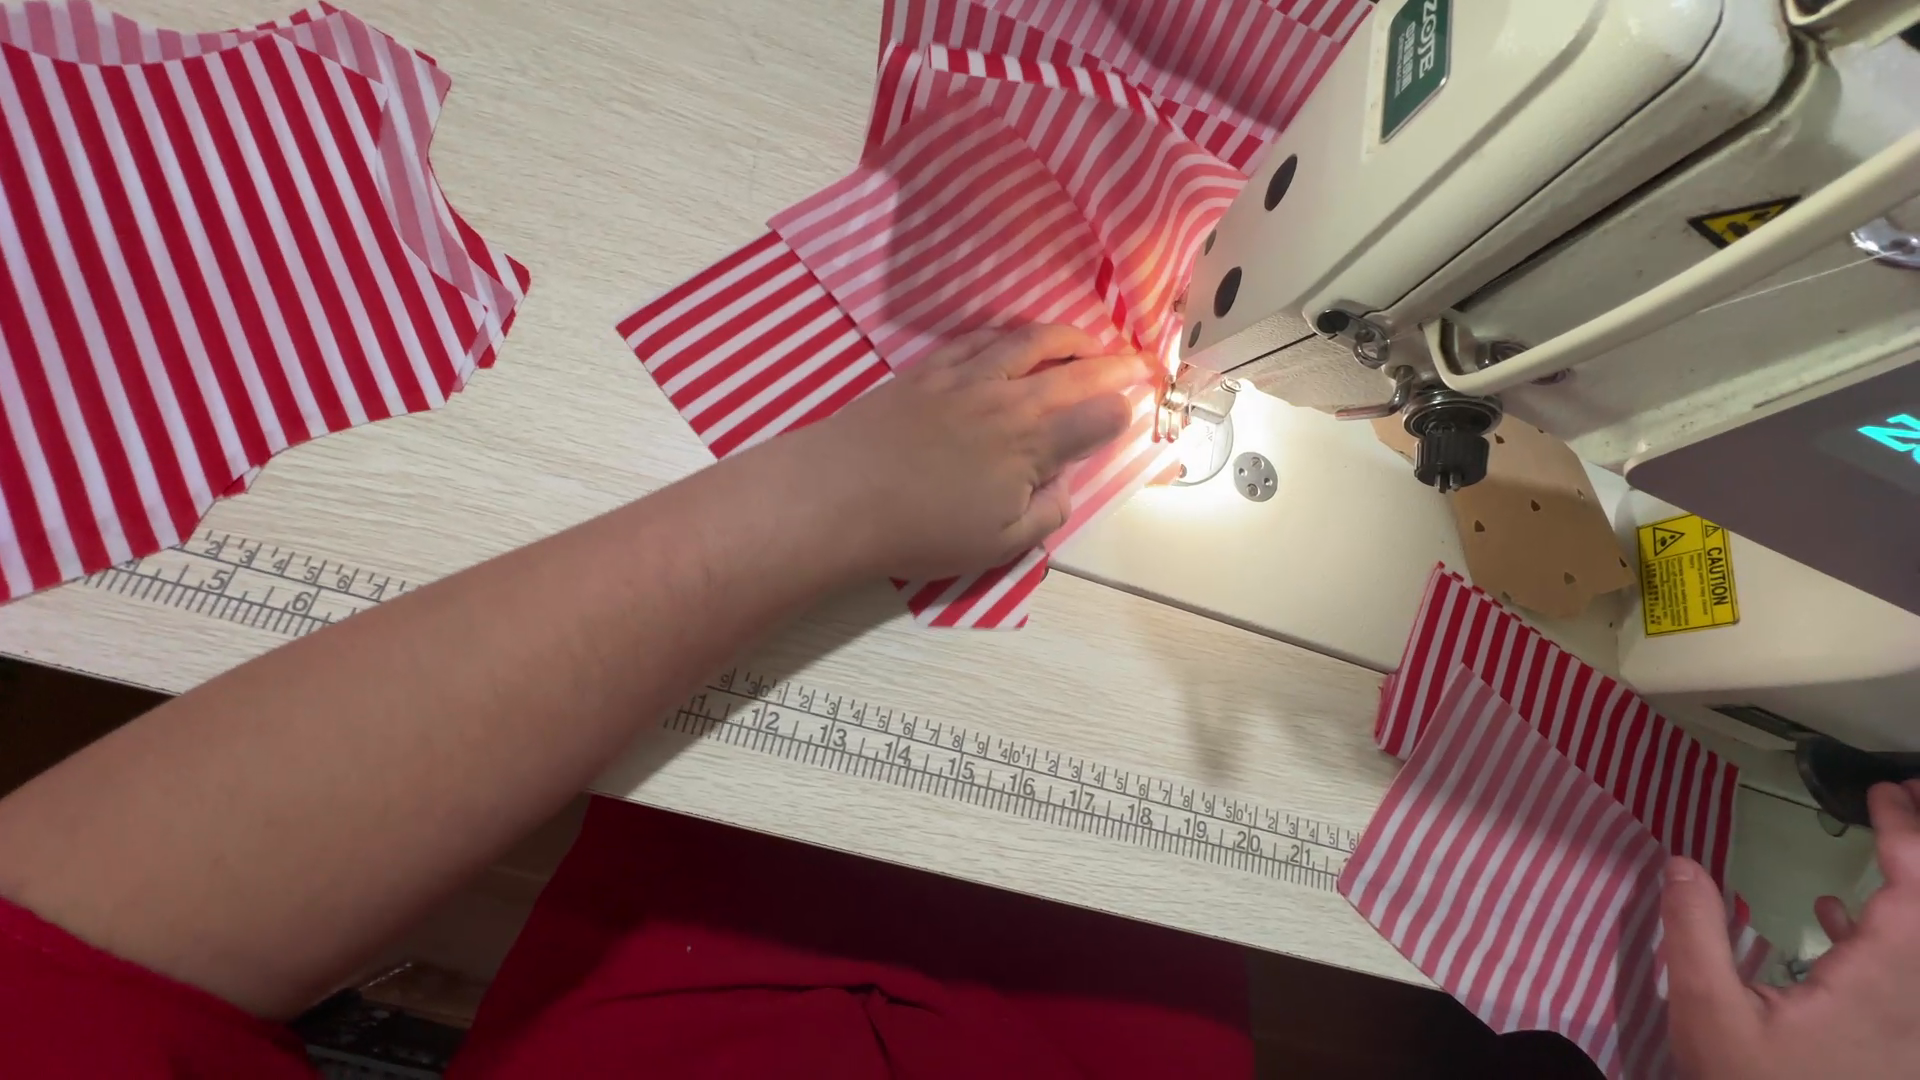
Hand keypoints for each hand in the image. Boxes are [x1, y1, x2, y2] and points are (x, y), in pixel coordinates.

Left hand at [776, 325, 1148, 580]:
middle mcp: (1009, 399)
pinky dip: (1008, 334)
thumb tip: (1063, 484)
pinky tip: (1013, 338)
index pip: (1097, 417)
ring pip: (1028, 342)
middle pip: (1074, 371)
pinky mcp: (927, 370)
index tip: (1140, 403)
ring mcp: (966, 377)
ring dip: (1066, 336)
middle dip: (1114, 363)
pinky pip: (978, 338)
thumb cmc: (923, 530)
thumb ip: (1046, 512)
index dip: (1126, 408)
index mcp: (1032, 444)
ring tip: (1086, 338)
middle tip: (1138, 357)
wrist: (842, 494)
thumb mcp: (999, 546)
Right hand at [1663, 781, 1919, 1078]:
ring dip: (1909, 879)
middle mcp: (1914, 999)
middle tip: (1899, 795)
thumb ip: (1693, 931)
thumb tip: (1680, 861)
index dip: (1906, 840)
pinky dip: (1880, 923)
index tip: (1882, 791)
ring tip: (1884, 835)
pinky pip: (1903, 963)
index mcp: (1880, 987)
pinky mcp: (1891, 1032)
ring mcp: (1909, 1020)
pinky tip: (1834, 910)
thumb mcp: (1707, 1008)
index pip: (1913, 899)